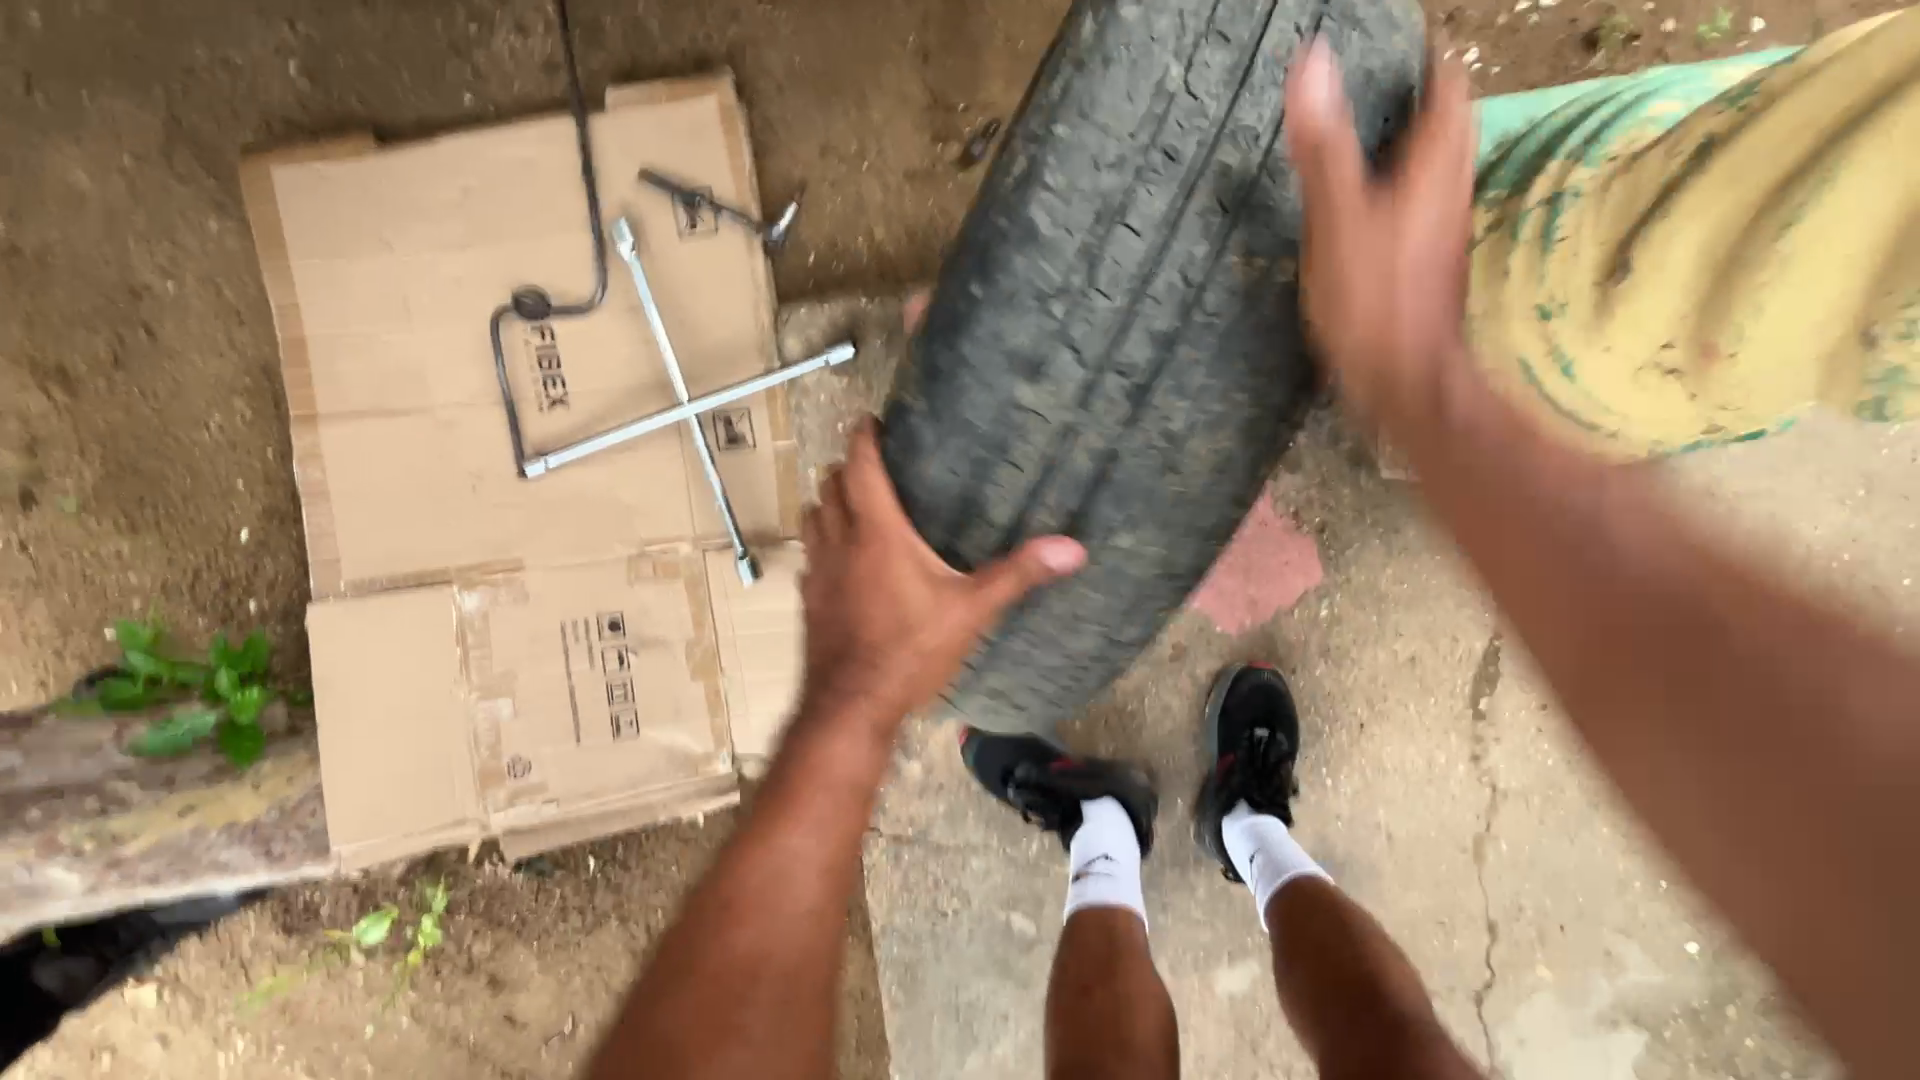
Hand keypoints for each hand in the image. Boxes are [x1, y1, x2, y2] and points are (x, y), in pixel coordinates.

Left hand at [797, 418, 1085, 733]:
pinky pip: (809, 555)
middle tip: (872, 465)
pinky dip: (822, 542)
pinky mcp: (809, 600)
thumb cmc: (910, 651)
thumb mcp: (970, 611)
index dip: (863, 438)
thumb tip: (1074, 548)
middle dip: (846, 468)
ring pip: (813, 517)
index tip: (870, 420)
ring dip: (828, 503)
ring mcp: (818, 572)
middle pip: (830, 486)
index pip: (861, 467)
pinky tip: (842, 561)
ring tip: (853, 504)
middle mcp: (840, 543)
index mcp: (877, 533)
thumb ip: (1017, 575)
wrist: (850, 706)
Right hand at [1285, 39, 1475, 425]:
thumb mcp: (1337, 215)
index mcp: (1437, 162)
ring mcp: (1444, 223)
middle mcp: (1452, 184)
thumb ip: (1325, 144)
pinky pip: (1419, 197)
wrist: (1402, 376)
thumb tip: (1312, 60)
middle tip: (1371, 84)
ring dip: (1408, 139)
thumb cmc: (1371, 296)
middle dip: (1417, 95)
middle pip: (1447, 120)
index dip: (1422, 58)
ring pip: (1435, 161)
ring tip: (1362, 130)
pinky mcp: (1429, 256)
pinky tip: (1363, 196)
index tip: (1387, 48)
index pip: (1446, 83)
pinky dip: (1397, 180)